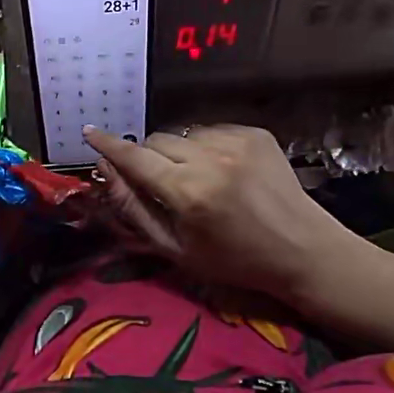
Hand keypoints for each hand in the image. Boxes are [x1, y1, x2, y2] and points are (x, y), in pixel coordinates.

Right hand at [83, 124, 375, 302]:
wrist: (303, 250)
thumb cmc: (233, 260)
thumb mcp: (175, 248)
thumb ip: (134, 208)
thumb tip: (106, 170)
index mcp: (188, 192)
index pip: (135, 158)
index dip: (109, 145)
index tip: (90, 133)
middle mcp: (211, 159)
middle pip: (157, 140)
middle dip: (149, 157)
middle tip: (160, 183)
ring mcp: (236, 142)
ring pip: (183, 134)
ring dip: (179, 153)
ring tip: (197, 180)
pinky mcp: (255, 133)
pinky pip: (210, 131)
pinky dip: (206, 148)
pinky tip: (222, 172)